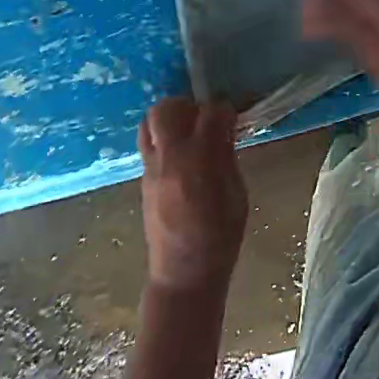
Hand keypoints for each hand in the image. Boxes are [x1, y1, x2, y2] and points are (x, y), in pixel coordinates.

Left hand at [137, 97, 246, 292]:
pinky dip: (161, 138)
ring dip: (169, 118)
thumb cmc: (220, 238)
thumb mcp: (237, 194)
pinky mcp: (142, 178)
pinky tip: (179, 156)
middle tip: (203, 119)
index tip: (232, 117)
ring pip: (149, 121)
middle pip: (168, 108)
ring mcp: (151, 167)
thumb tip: (223, 131)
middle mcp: (170, 157)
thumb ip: (227, 157)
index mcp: (201, 160)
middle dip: (187, 105)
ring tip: (187, 133)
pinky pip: (147, 143)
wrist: (183, 273)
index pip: (211, 113)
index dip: (225, 110)